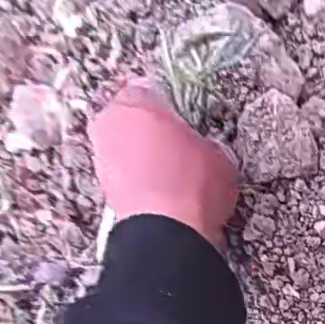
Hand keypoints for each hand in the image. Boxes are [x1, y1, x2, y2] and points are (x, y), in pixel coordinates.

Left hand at [88, 79, 237, 247]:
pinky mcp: (105, 186)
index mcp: (137, 103)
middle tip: (185, 152)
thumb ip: (208, 143)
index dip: (176, 110)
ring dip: (149, 160)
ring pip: (130, 149)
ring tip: (179, 180)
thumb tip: (207, 148)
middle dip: (157, 135)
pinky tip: (169, 197)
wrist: (169, 231)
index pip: (154, 92)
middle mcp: (110, 122)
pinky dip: (146, 183)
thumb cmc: (192, 187)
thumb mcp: (221, 159)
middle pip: (137, 121)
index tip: (190, 124)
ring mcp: (103, 155)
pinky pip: (130, 176)